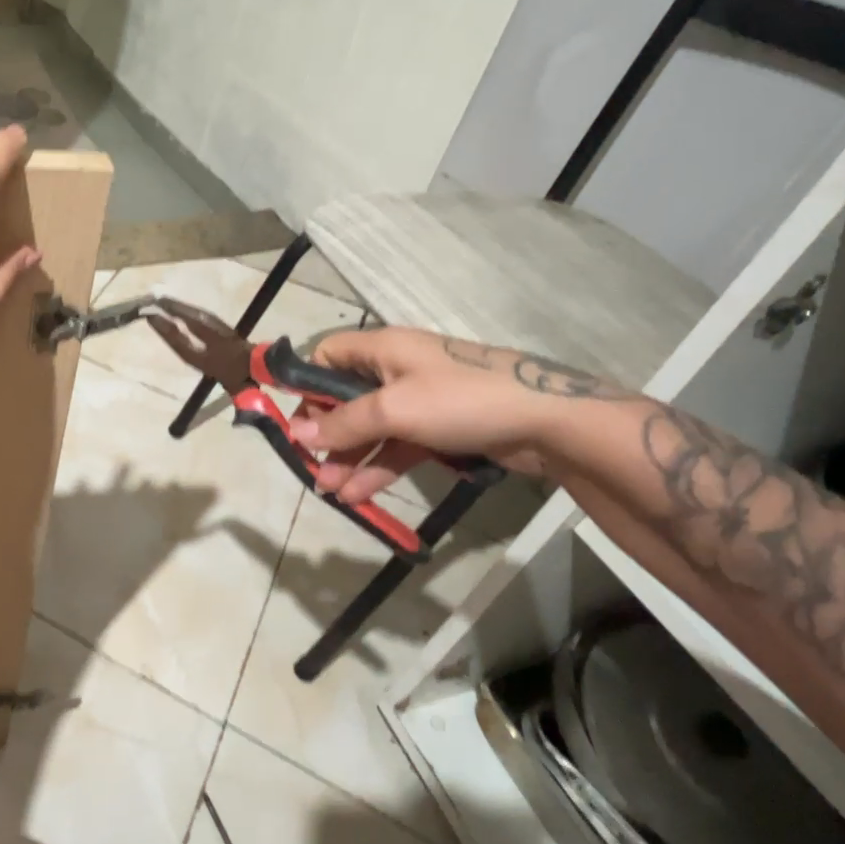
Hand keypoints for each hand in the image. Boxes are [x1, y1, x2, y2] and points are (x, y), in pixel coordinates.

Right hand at [291, 328, 600, 504]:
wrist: (549, 421)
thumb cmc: (461, 400)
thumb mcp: (394, 410)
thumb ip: (343, 424)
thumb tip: (297, 433)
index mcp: (383, 348)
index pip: (327, 355)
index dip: (307, 384)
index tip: (295, 420)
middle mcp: (397, 369)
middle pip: (346, 399)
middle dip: (326, 434)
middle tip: (310, 466)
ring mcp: (420, 401)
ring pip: (372, 429)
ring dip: (350, 459)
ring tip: (330, 492)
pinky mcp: (440, 430)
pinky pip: (398, 447)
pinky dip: (379, 468)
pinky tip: (359, 495)